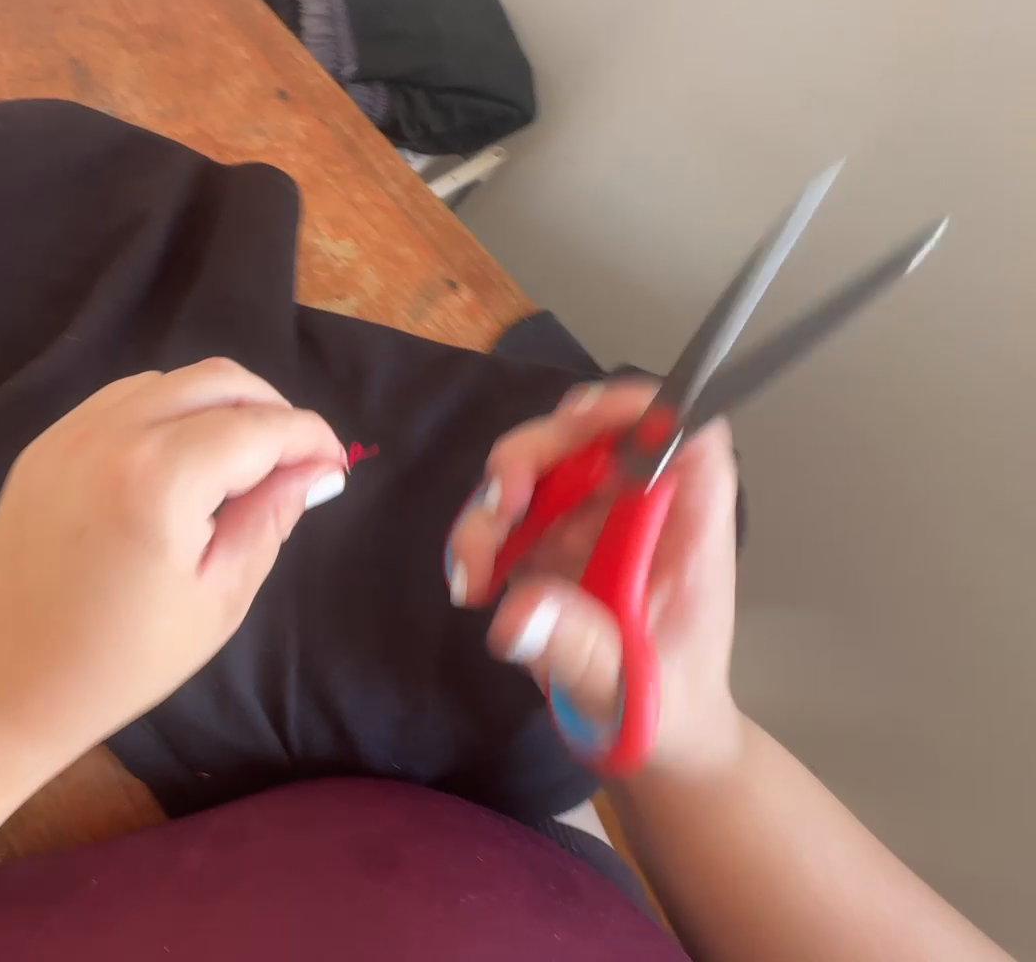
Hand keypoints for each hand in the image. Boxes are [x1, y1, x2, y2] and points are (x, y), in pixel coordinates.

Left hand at [0, 358, 346, 751]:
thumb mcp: (217, 598)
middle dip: (269, 408)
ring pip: (167, 380)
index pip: (258, 426)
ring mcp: (69, 431)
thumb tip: (316, 470)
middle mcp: (111, 433)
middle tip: (292, 458)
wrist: (5, 676)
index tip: (333, 464)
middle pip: (216, 379)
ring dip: (216, 404)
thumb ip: (269, 518)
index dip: (309, 438)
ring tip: (236, 460)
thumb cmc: (121, 661)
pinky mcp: (45, 443)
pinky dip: (164, 410)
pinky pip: (120, 399)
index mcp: (160, 478)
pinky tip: (176, 457)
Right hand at [445, 380, 746, 776]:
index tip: (583, 417)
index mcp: (683, 533)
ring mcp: (580, 526)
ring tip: (471, 575)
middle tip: (498, 506)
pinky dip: (471, 539)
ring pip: (528, 473)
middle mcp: (630, 514)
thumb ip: (579, 648)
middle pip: (583, 440)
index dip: (643, 411)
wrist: (644, 739)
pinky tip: (467, 584)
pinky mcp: (539, 545)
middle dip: (529, 458)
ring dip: (486, 508)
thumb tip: (514, 612)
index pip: (682, 440)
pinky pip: (497, 515)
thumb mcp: (630, 689)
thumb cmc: (664, 713)